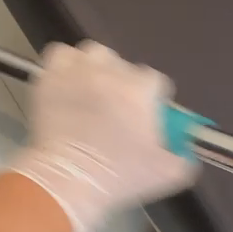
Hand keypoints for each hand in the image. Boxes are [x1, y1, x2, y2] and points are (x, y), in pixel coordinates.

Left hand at [9, 41, 197, 231]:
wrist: (69, 178)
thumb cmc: (120, 176)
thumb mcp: (168, 174)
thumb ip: (183, 156)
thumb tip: (183, 148)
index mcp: (139, 90)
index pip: (154, 80)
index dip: (151, 96)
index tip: (145, 113)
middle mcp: (109, 73)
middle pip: (122, 64)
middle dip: (122, 81)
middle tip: (116, 104)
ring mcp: (76, 72)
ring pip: (92, 53)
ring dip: (95, 67)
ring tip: (91, 87)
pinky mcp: (49, 77)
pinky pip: (59, 54)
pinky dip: (64, 64)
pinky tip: (66, 80)